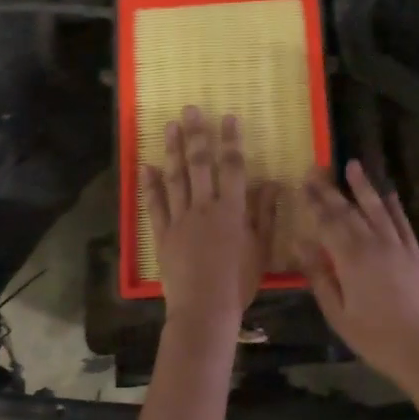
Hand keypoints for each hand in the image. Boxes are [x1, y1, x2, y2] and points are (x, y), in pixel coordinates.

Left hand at [143, 107, 277, 332]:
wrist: (204, 310)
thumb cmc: (239, 282)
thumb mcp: (262, 248)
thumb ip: (265, 214)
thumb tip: (272, 182)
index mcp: (232, 209)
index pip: (233, 167)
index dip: (231, 141)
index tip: (228, 117)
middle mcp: (204, 207)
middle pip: (200, 165)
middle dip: (196, 135)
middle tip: (190, 110)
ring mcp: (179, 220)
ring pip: (175, 178)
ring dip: (172, 151)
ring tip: (169, 127)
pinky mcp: (162, 235)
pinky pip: (154, 206)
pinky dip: (150, 185)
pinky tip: (146, 167)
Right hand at [296, 161, 418, 386]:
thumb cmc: (374, 337)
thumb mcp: (337, 313)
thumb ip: (319, 276)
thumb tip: (300, 243)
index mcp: (351, 258)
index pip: (328, 222)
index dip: (314, 203)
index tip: (302, 183)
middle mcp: (374, 244)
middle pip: (348, 211)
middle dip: (330, 190)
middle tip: (316, 170)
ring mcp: (397, 246)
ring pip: (377, 209)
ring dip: (364, 186)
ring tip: (353, 165)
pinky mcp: (414, 254)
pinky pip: (402, 223)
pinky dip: (395, 207)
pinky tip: (389, 194)